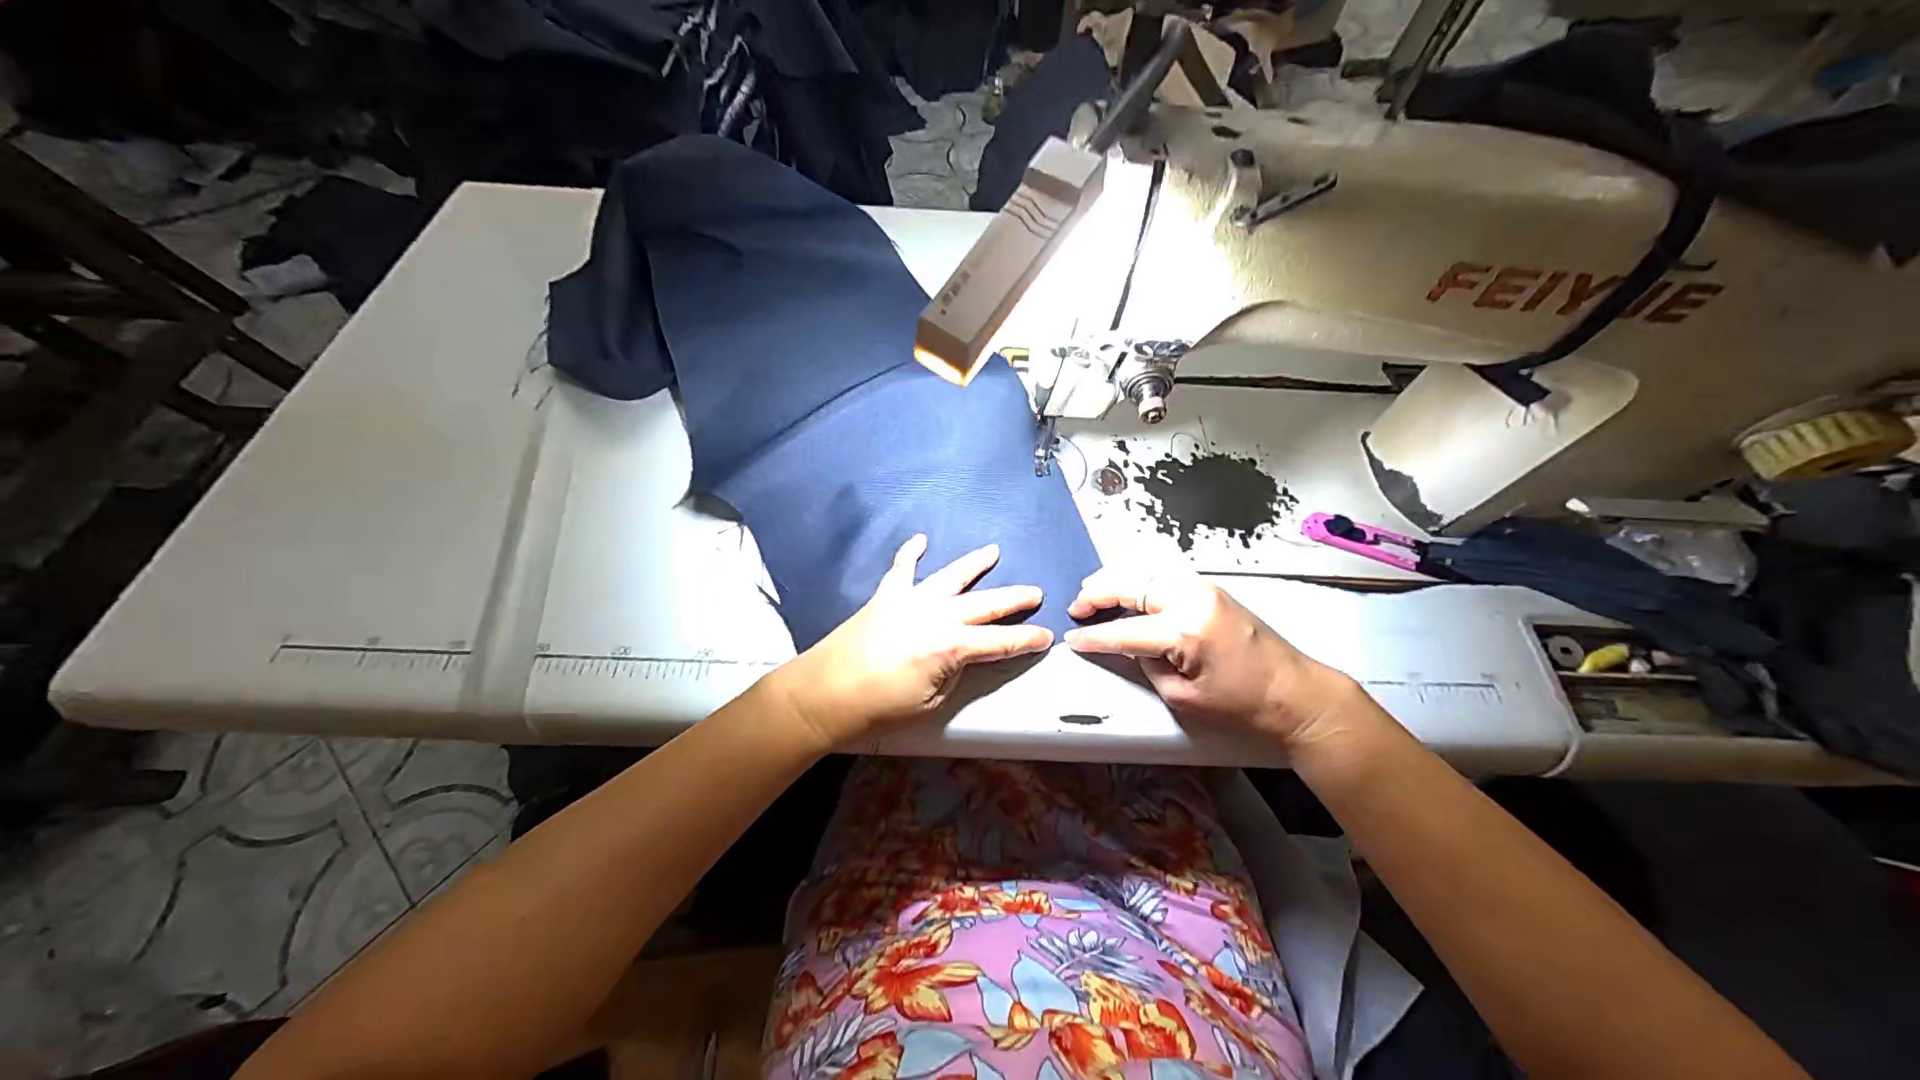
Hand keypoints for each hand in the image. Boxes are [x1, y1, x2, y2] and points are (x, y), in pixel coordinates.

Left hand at [770, 535, 1053, 750]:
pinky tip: (920, 540)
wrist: (826, 693)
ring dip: (975, 564)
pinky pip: (902, 569)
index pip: (1001, 642)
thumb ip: (954, 672)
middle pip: (986, 603)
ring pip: (951, 576)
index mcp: (951, 647)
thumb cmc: (879, 706)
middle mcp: (936, 616)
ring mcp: (911, 601)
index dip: (1027, 641)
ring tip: (993, 551)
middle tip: (1035, 593)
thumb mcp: (931, 700)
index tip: (1046, 638)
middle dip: (1015, 599)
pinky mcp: (886, 597)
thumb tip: (963, 655)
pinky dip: (911, 553)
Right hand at [1063, 565, 1371, 752]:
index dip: (1094, 636)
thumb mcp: (1182, 696)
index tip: (1072, 639)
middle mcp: (1192, 599)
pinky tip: (1128, 593)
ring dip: (1117, 582)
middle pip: (1131, 586)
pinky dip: (1140, 581)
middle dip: (1098, 594)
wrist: (1295, 693)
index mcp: (1184, 631)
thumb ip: (1147, 665)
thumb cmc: (1242, 704)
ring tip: (1095, 596)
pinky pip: (1164, 576)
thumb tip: (1127, 645)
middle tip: (1077, 608)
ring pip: (1146, 573)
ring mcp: (1204, 589)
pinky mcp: (1212, 589)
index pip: (1124, 630)